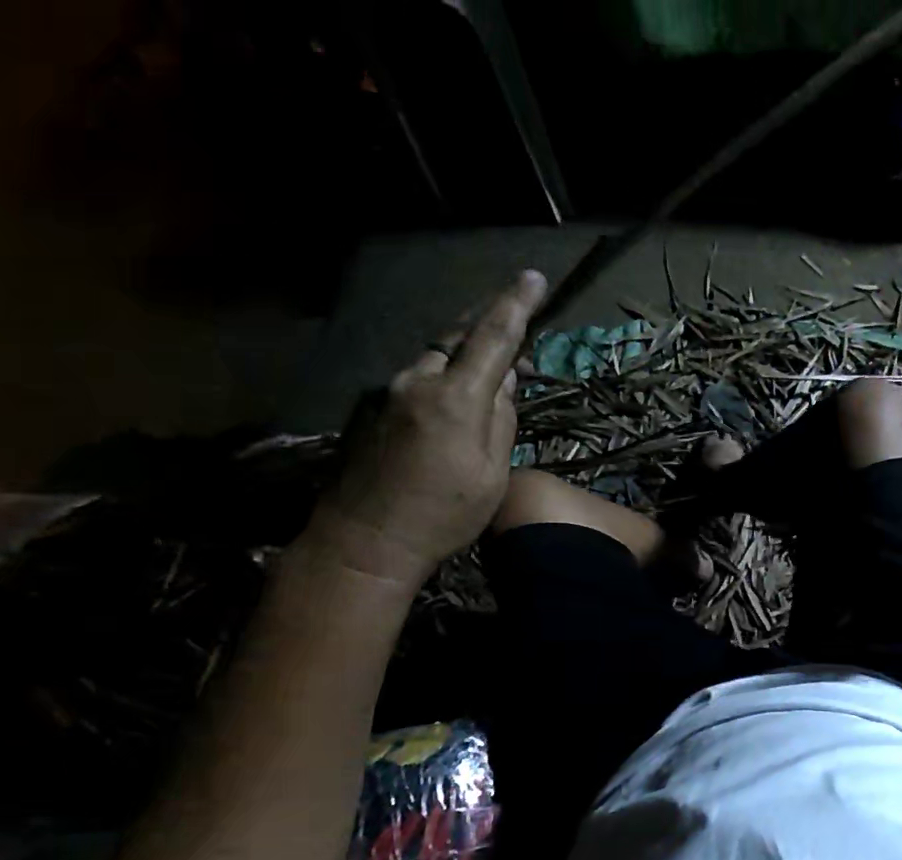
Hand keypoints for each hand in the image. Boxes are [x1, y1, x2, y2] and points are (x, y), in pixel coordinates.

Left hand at [313, 270, 546, 584]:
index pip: (493, 338)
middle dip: (489, 322)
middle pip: (460, 337)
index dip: (516, 305)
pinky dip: (446, 375)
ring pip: (438, 357)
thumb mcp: (492, 473)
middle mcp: (420, 382)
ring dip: (466, 354)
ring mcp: (393, 393)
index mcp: (456, 398)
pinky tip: (457, 398)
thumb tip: (506, 378)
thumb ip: (502, 418)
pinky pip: (422, 377)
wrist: (367, 540)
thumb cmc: (443, 515)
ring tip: (492, 369)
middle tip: (515, 314)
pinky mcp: (379, 409)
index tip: (534, 277)